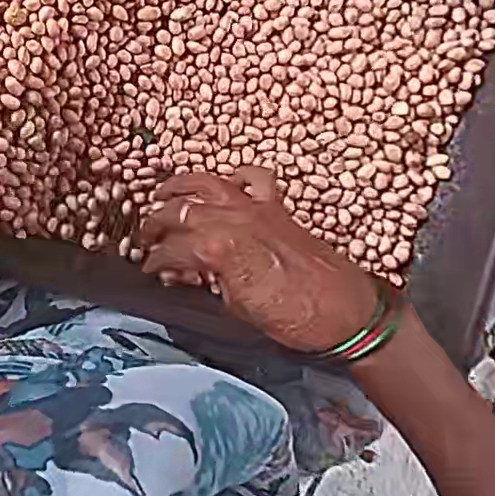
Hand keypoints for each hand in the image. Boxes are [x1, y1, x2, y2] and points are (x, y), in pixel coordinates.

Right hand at [136, 168, 383, 352]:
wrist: (348, 315)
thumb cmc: (294, 318)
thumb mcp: (238, 308)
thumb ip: (209, 281)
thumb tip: (187, 272)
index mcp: (219, 248)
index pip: (172, 249)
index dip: (155, 260)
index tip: (148, 269)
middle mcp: (233, 219)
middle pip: (180, 211)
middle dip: (156, 224)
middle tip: (145, 238)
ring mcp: (256, 209)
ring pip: (207, 183)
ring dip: (181, 187)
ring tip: (163, 193)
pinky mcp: (276, 209)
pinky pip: (254, 180)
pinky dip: (237, 177)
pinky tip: (227, 183)